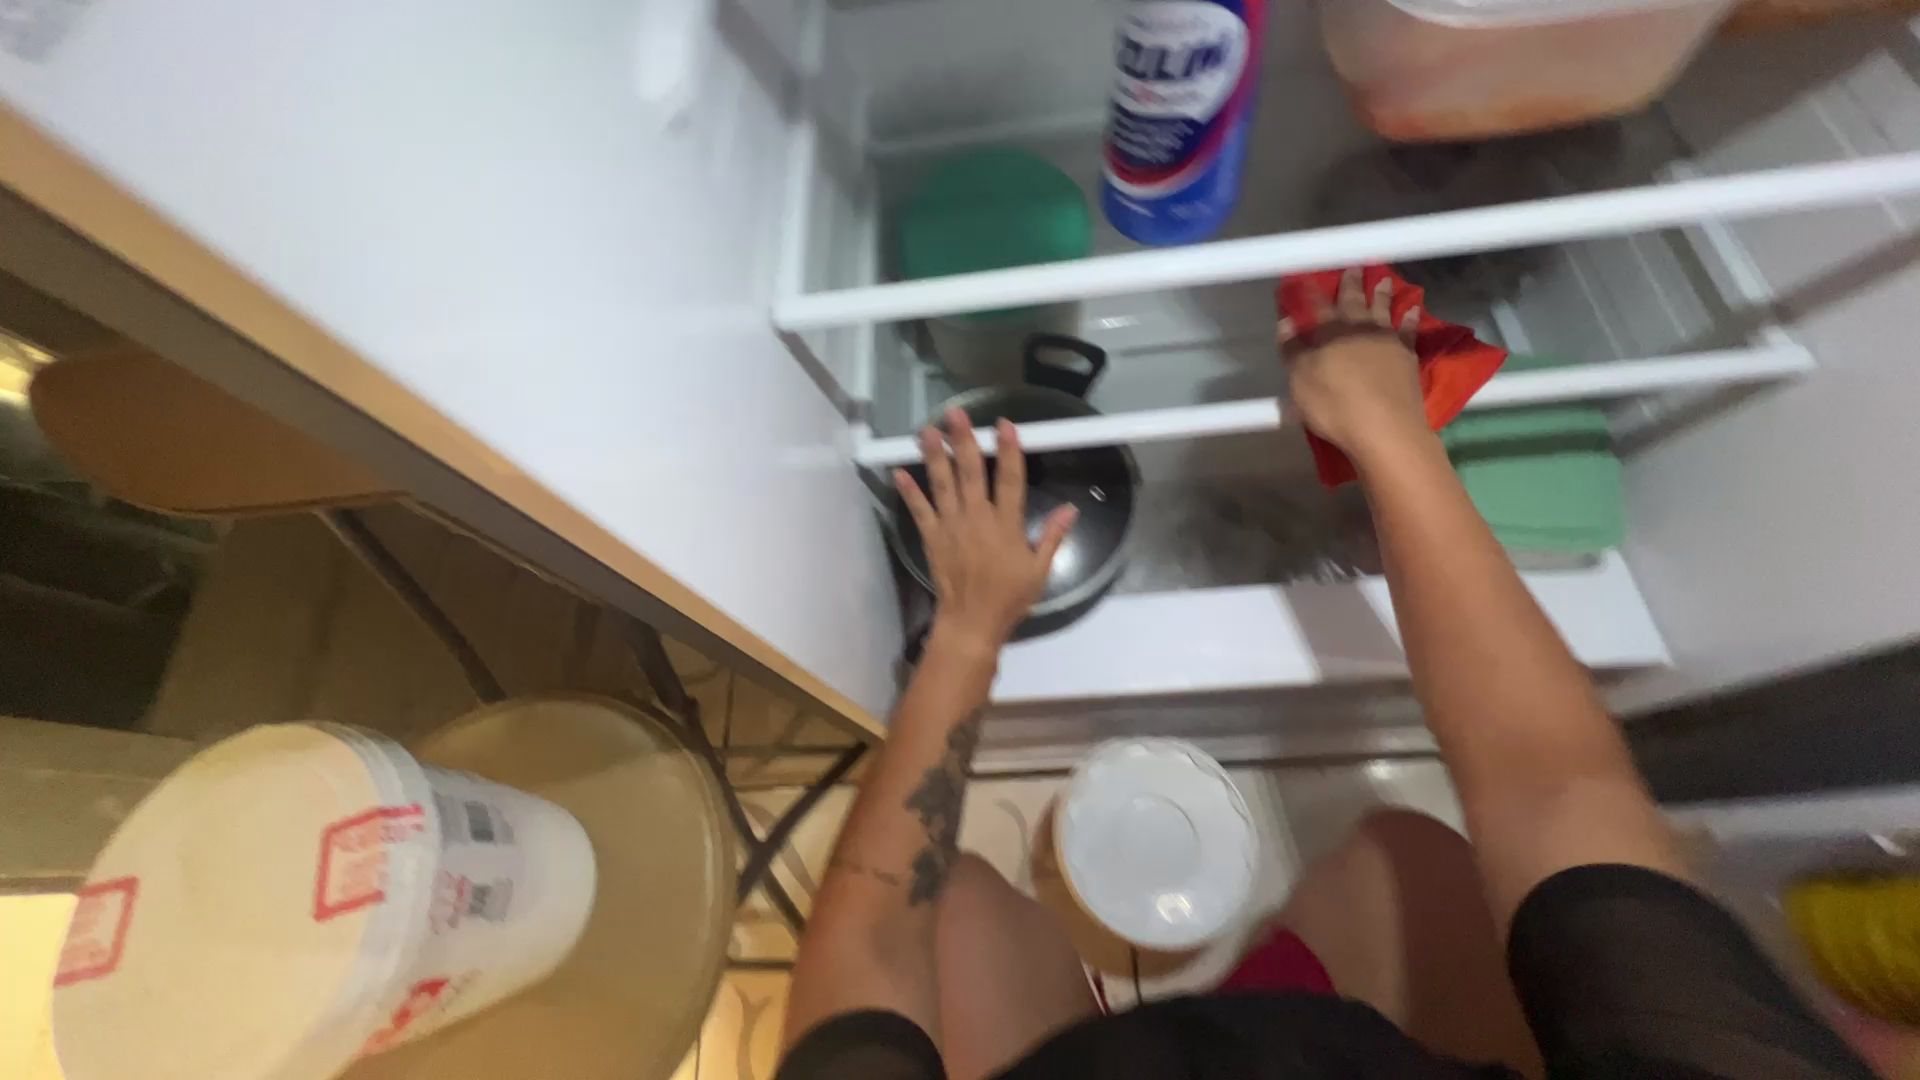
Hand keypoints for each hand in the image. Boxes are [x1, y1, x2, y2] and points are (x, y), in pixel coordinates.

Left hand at [895, 409, 1077, 655]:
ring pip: (943, 484)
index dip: (1009, 450)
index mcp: (1006, 524)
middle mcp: (977, 518)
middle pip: (971, 472)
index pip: (1011, 479)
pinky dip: (910, 491)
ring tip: (928, 430)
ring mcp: (952, 526)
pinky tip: (901, 471)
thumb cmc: (1010, 597)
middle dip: (964, 440)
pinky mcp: (932, 538)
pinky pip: (920, 510)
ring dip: (935, 456)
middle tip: (956, 413)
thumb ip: (1052, 537)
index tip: (1005, 425)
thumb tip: (1070, 509)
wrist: (972, 622)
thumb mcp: (1040, 570)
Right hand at [1279, 268, 1429, 459]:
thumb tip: (1286, 323)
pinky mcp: (1407, 356)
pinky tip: (1412, 309)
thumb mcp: (1301, 381)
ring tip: (1383, 279)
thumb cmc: (1334, 406)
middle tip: (1353, 268)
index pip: (1317, 308)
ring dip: (1381, 294)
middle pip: (1353, 303)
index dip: (1311, 294)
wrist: (1384, 428)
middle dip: (1351, 285)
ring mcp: (1387, 341)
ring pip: (1383, 310)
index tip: (1306, 279)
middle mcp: (1359, 330)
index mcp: (1330, 335)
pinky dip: (1409, 318)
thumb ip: (1293, 351)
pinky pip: (1408, 330)